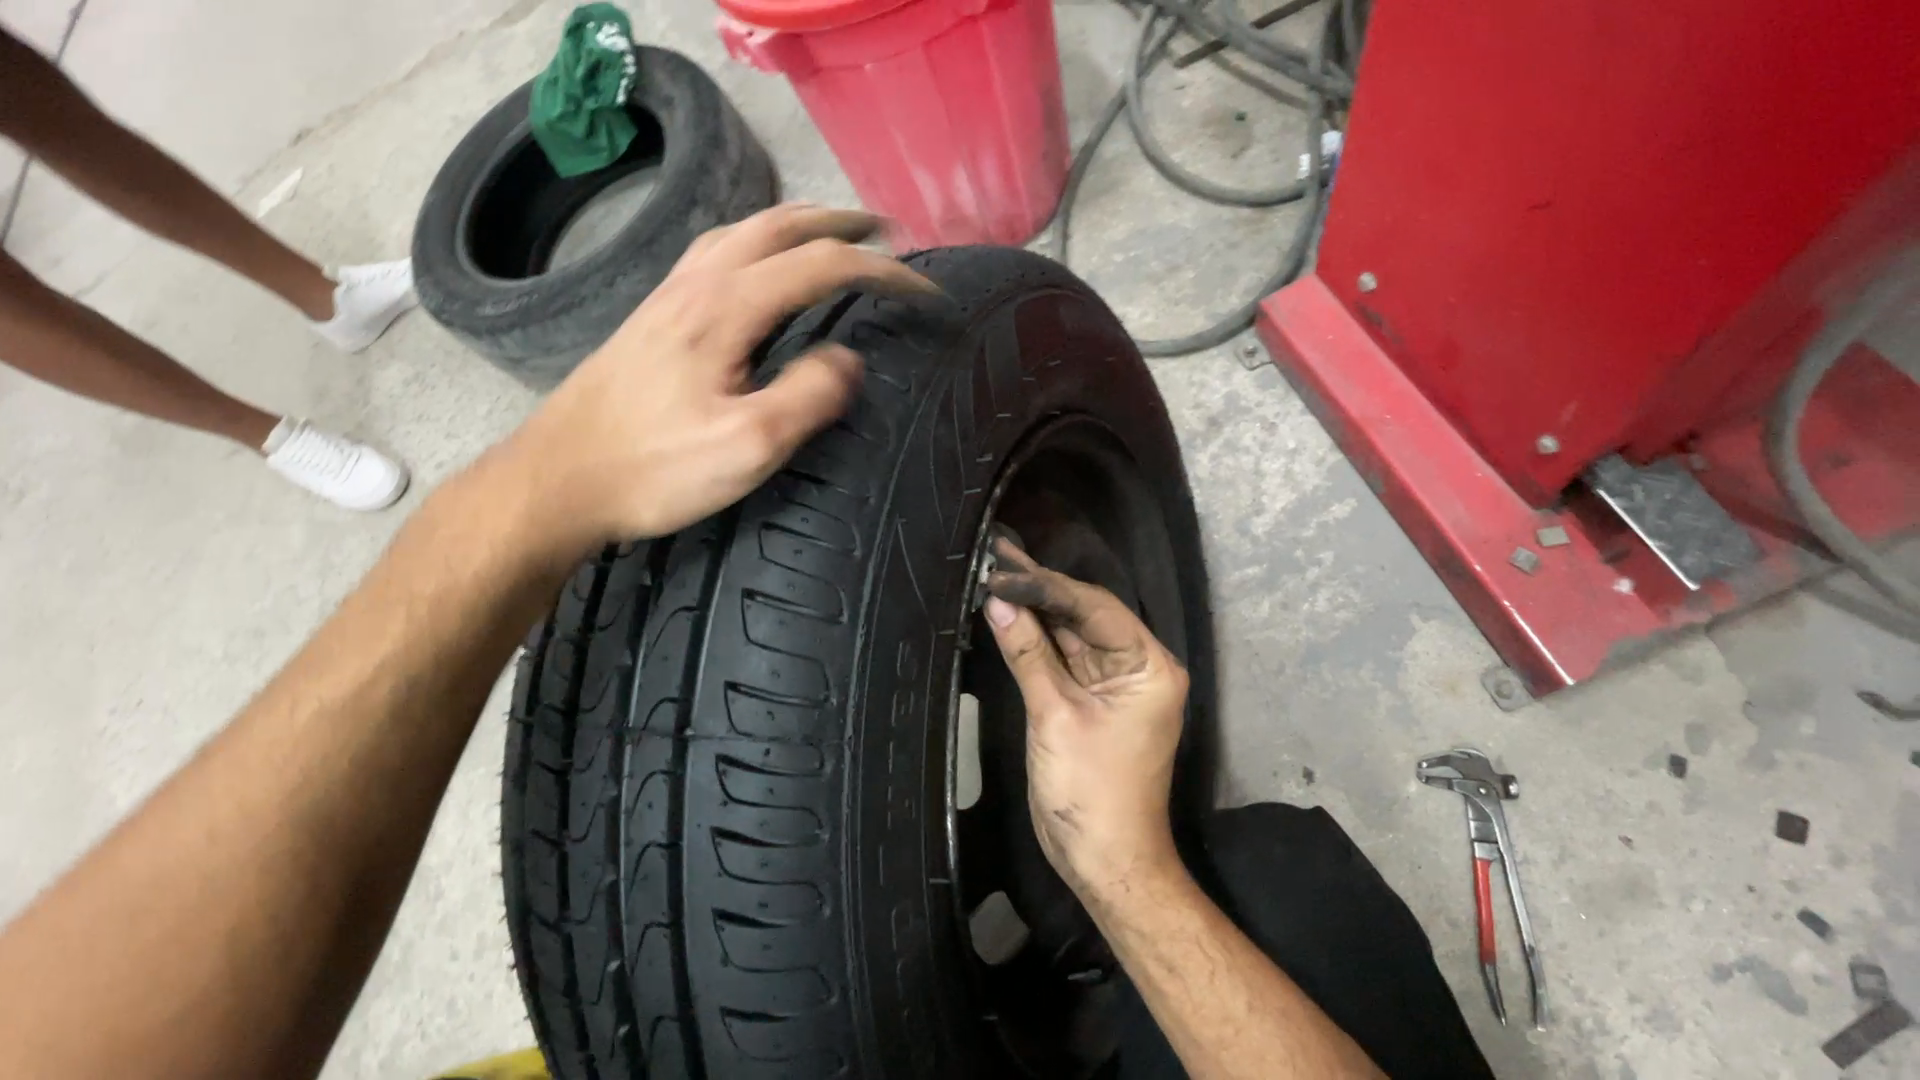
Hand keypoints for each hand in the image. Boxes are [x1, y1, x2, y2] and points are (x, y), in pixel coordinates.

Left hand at [498, 203, 938, 552]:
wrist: (557, 481)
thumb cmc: (653, 469)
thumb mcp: (748, 446)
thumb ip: (808, 396)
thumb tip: (850, 360)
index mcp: (726, 307)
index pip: (822, 265)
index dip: (883, 271)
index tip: (927, 291)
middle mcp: (697, 284)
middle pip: (779, 226)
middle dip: (840, 223)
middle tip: (886, 233)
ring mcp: (669, 296)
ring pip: (743, 232)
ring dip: (797, 225)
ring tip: (834, 238)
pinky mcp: (653, 317)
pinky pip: (717, 254)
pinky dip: (758, 243)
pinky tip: (759, 268)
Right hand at [981, 537, 1190, 900]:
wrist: (1106, 861)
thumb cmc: (1092, 792)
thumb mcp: (1055, 716)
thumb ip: (1028, 654)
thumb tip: (998, 600)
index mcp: (1149, 666)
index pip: (1094, 607)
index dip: (1046, 584)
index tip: (1002, 566)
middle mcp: (1138, 666)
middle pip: (1083, 615)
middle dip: (1039, 589)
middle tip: (996, 555)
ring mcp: (1114, 684)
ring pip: (1070, 634)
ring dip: (1033, 610)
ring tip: (994, 572)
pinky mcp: (1091, 700)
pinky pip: (1062, 660)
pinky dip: (1034, 640)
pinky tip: (1007, 612)